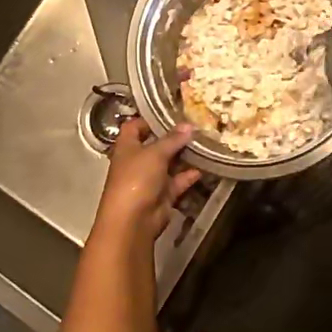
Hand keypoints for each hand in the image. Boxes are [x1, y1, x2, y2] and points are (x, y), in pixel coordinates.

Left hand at [92, 120, 203, 242]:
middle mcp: (137, 161)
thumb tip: (189, 125)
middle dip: (174, 137)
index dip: (148, 119)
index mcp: (127, 148)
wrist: (133, 219)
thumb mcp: (155, 153)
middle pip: (155, 145)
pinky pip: (178, 181)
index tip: (169, 112)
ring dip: (184, 156)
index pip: (134, 127)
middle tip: (196, 126)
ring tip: (205, 143)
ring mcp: (150, 179)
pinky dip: (189, 175)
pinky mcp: (163, 194)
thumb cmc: (137, 179)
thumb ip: (173, 139)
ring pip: (170, 163)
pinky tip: (204, 166)